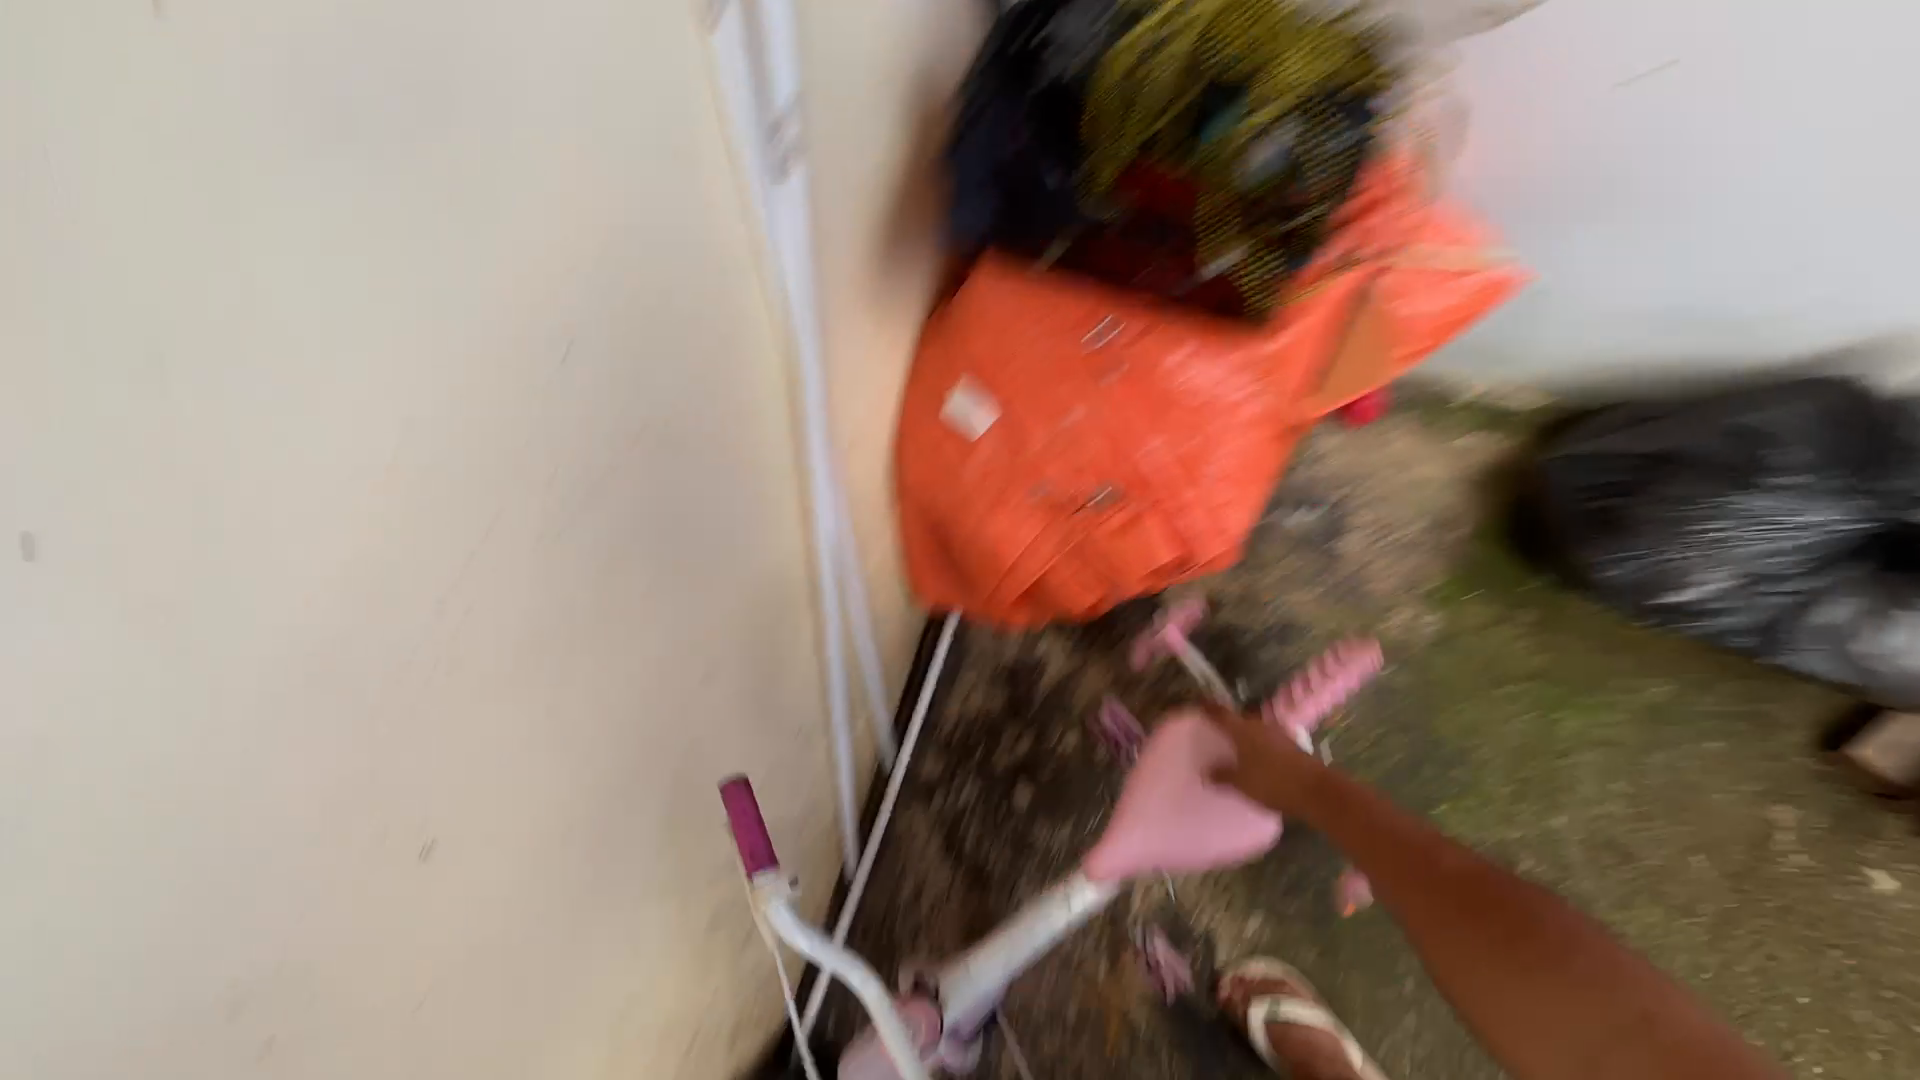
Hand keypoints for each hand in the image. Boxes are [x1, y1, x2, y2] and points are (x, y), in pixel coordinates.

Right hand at [1204, 706, 1322, 818]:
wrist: (1317, 792)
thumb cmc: (1272, 783)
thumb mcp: (1240, 783)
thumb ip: (1222, 775)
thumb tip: (1207, 771)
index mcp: (1242, 729)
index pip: (1220, 713)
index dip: (1207, 708)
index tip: (1197, 704)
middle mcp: (1260, 725)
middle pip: (1239, 720)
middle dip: (1229, 725)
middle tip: (1217, 734)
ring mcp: (1279, 734)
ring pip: (1256, 730)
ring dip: (1246, 736)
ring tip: (1237, 749)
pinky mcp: (1293, 745)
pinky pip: (1269, 741)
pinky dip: (1261, 747)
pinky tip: (1259, 760)